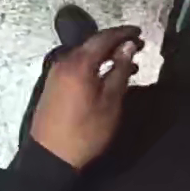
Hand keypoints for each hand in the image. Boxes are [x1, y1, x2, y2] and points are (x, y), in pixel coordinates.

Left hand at [29, 26, 142, 168]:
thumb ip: (120, 70)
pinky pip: (77, 65)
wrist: (50, 157)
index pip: (104, 38)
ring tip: (127, 63)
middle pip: (93, 44)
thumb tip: (129, 45)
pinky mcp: (54, 83)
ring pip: (85, 54)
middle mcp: (65, 61)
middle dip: (116, 42)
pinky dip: (94, 64)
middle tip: (138, 46)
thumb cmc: (86, 131)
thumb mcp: (110, 102)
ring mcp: (57, 72)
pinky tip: (107, 74)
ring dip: (106, 55)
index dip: (123, 33)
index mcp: (79, 63)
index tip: (140, 32)